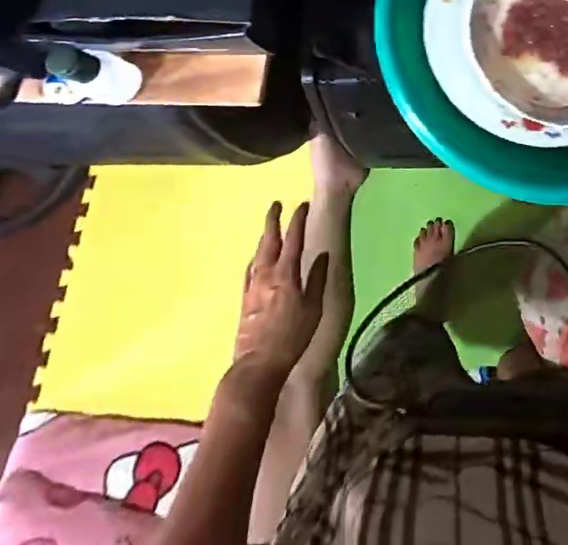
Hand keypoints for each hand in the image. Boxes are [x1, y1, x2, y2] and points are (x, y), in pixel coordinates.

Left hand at [233, 201, 327, 383]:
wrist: (259, 363)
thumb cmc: (293, 336)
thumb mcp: (313, 308)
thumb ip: (317, 279)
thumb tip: (322, 255)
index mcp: (286, 273)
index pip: (293, 238)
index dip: (298, 219)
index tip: (303, 204)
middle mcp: (266, 273)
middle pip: (269, 239)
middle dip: (273, 219)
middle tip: (276, 204)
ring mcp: (252, 285)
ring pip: (258, 252)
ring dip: (264, 236)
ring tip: (270, 228)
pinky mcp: (245, 297)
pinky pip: (250, 268)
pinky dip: (256, 257)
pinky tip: (257, 258)